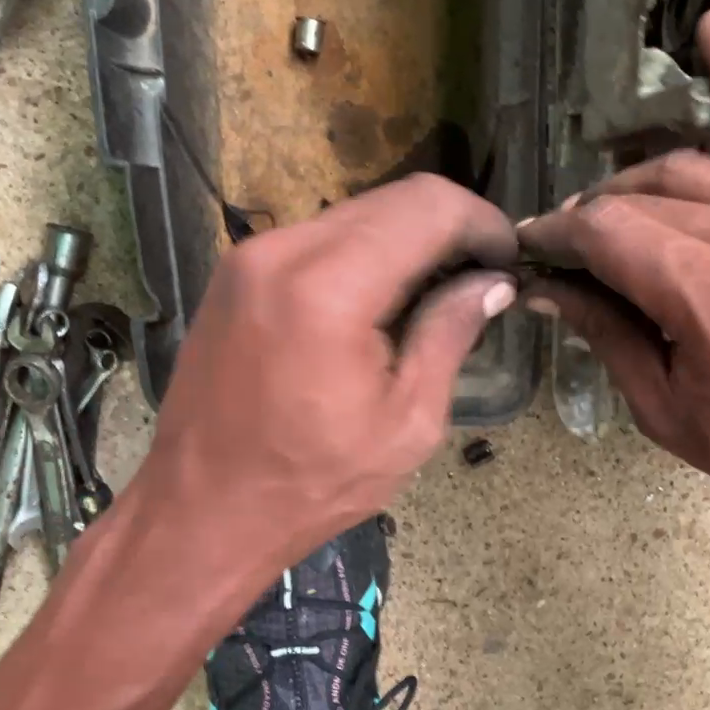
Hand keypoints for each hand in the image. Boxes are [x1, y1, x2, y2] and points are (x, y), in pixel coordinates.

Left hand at [131, 174, 518, 570]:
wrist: (199, 510)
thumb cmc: (310, 484)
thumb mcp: (406, 423)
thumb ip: (449, 335)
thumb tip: (492, 284)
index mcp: (328, 288)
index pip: (427, 207)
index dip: (482, 223)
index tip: (510, 260)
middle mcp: (282, 250)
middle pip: (393, 199)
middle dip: (451, 227)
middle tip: (484, 276)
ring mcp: (250, 256)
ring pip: (356, 213)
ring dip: (408, 239)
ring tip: (439, 292)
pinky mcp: (236, 272)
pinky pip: (319, 238)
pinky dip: (365, 253)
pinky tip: (384, 299)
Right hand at [518, 8, 709, 545]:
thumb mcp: (669, 411)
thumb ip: (606, 334)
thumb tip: (548, 289)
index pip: (607, 232)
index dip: (558, 235)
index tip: (532, 247)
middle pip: (644, 195)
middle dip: (593, 215)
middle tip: (571, 248)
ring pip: (692, 167)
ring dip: (638, 183)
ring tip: (612, 211)